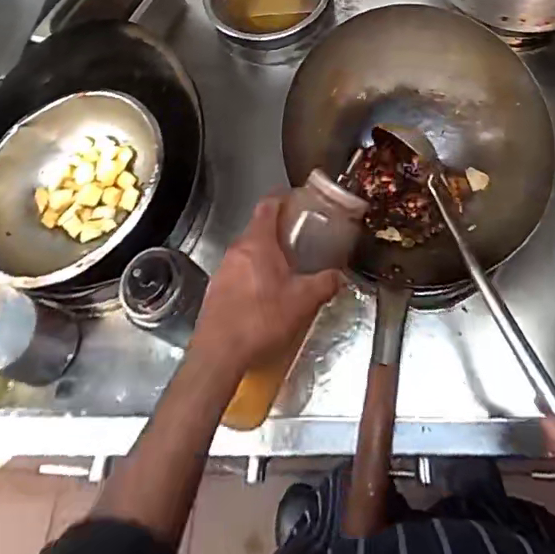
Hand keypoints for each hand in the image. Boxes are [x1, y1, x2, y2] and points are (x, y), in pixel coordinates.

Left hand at [189, 193, 343, 377]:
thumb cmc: (261, 319)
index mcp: (257, 243)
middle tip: (299, 240)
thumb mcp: (303, 300)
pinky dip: (252, 275)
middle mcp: (236, 250)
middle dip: (278, 232)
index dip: (282, 199)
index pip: (267, 206)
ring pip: (247, 252)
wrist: (219, 354)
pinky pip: (237, 273)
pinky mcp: (215, 292)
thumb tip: (339, 277)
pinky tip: (265, 295)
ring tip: (286, 269)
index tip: (295, 200)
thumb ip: (325, 283)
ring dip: (265, 256)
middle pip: (257, 229)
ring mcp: (222, 271)